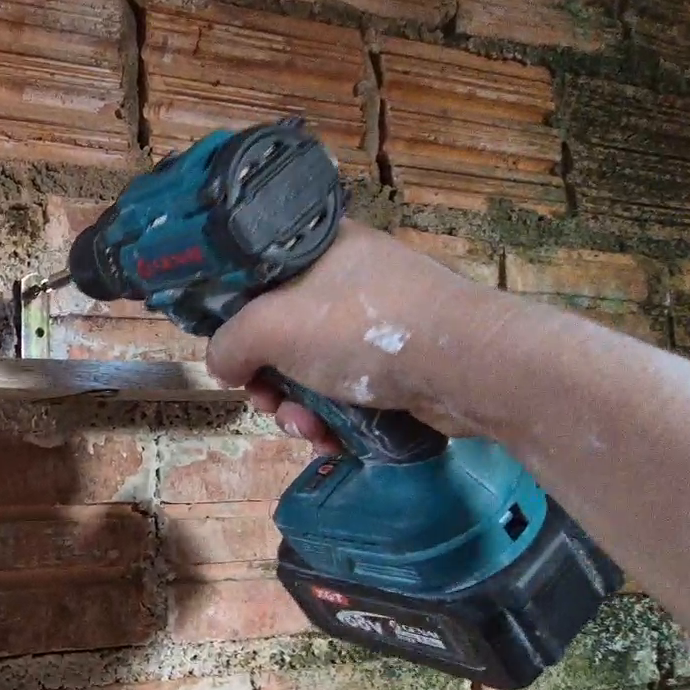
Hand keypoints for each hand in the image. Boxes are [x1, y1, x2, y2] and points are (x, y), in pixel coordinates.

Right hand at [205, 221, 519, 451]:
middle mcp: (344, 280)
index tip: (230, 355)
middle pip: (274, 335)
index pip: (253, 279)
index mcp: (316, 251)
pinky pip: (340, 391)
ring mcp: (372, 323)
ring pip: (305, 370)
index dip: (232, 321)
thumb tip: (224, 368)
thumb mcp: (266, 328)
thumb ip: (225, 345)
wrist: (465, 367)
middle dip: (264, 381)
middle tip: (266, 401)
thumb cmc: (358, 329)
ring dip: (294, 408)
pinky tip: (330, 438)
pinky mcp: (395, 362)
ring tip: (306, 428)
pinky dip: (328, 419)